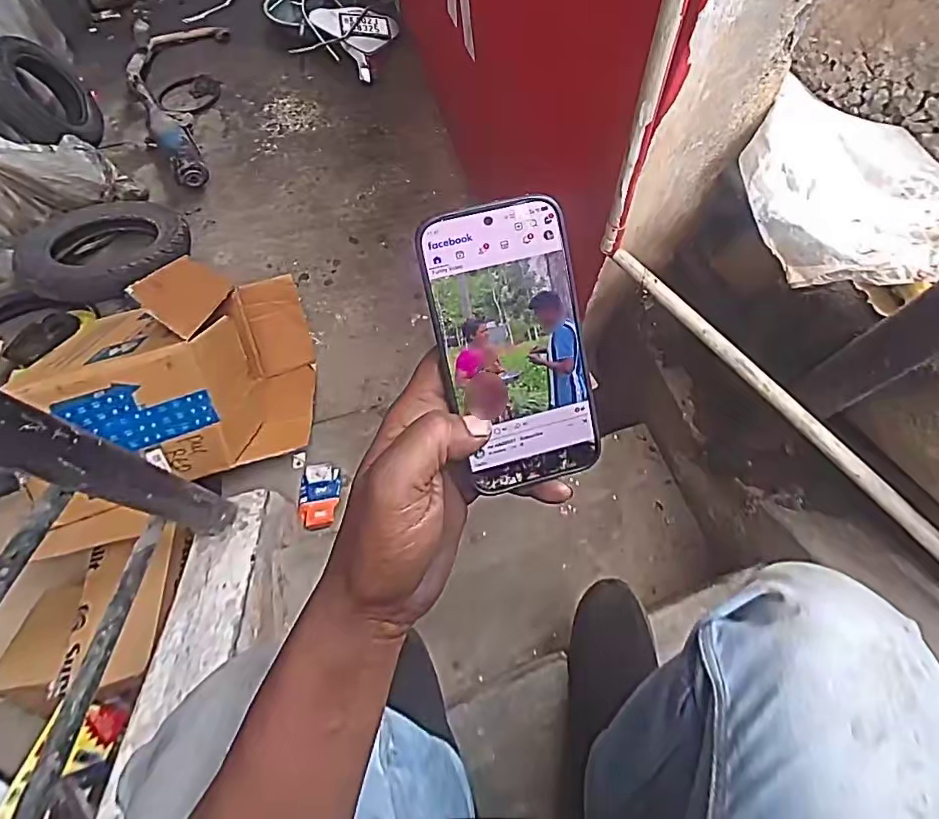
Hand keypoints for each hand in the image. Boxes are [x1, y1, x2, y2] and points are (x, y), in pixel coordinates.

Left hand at [317, 350, 571, 637]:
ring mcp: (453, 458)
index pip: (444, 364)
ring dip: (533, 428)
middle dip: (517, 383)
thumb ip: (431, 439)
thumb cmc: (375, 548)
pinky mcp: (468, 484)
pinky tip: (551, 483)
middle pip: (481, 392)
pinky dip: (532, 473)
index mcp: (412, 422)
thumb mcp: (394, 484)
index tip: (512, 336)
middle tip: (554, 381)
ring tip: (564, 429)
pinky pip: (507, 467)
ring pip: (500, 427)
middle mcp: (433, 432)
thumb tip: (478, 421)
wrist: (379, 601)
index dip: (474, 346)